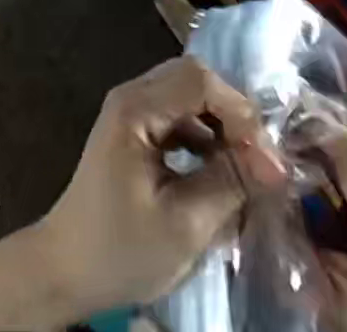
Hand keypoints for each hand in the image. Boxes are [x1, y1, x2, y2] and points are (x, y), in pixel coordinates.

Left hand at [27, 57, 286, 318]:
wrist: (68, 267)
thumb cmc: (122, 248)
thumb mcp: (185, 223)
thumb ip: (231, 182)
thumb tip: (277, 162)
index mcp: (135, 109)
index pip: (200, 79)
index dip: (239, 112)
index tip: (265, 160)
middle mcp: (130, 97)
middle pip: (194, 79)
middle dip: (233, 114)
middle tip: (260, 160)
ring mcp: (130, 111)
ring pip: (188, 95)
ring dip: (221, 124)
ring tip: (246, 168)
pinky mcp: (134, 130)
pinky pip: (178, 115)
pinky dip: (204, 135)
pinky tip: (220, 169)